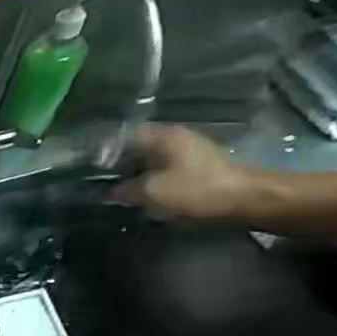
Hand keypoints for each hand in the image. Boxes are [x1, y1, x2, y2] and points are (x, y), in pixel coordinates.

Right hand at [110, 124, 268, 221]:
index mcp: (163, 137)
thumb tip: (108, 192)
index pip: (123, 135)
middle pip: (136, 146)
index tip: (89, 168)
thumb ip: (123, 190)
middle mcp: (176, 138)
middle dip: (116, 162)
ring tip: (115, 189)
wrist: (248, 200)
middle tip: (97, 180)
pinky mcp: (197, 166)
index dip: (103, 150)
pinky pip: (163, 168)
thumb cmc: (196, 190)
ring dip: (133, 172)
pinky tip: (140, 193)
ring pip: (150, 158)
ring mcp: (189, 151)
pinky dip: (148, 178)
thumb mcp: (150, 192)